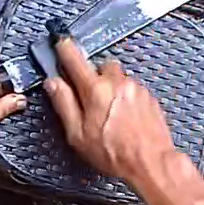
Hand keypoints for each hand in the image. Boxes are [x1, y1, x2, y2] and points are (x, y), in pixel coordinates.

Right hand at [43, 38, 178, 187]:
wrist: (151, 162)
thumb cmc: (114, 153)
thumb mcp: (77, 134)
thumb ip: (63, 104)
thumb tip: (53, 84)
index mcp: (95, 90)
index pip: (74, 59)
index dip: (64, 48)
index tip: (60, 42)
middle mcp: (117, 83)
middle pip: (100, 66)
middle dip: (93, 77)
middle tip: (89, 98)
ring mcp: (135, 88)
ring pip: (117, 78)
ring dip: (110, 88)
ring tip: (109, 114)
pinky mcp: (148, 96)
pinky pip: (131, 89)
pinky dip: (125, 98)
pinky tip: (123, 118)